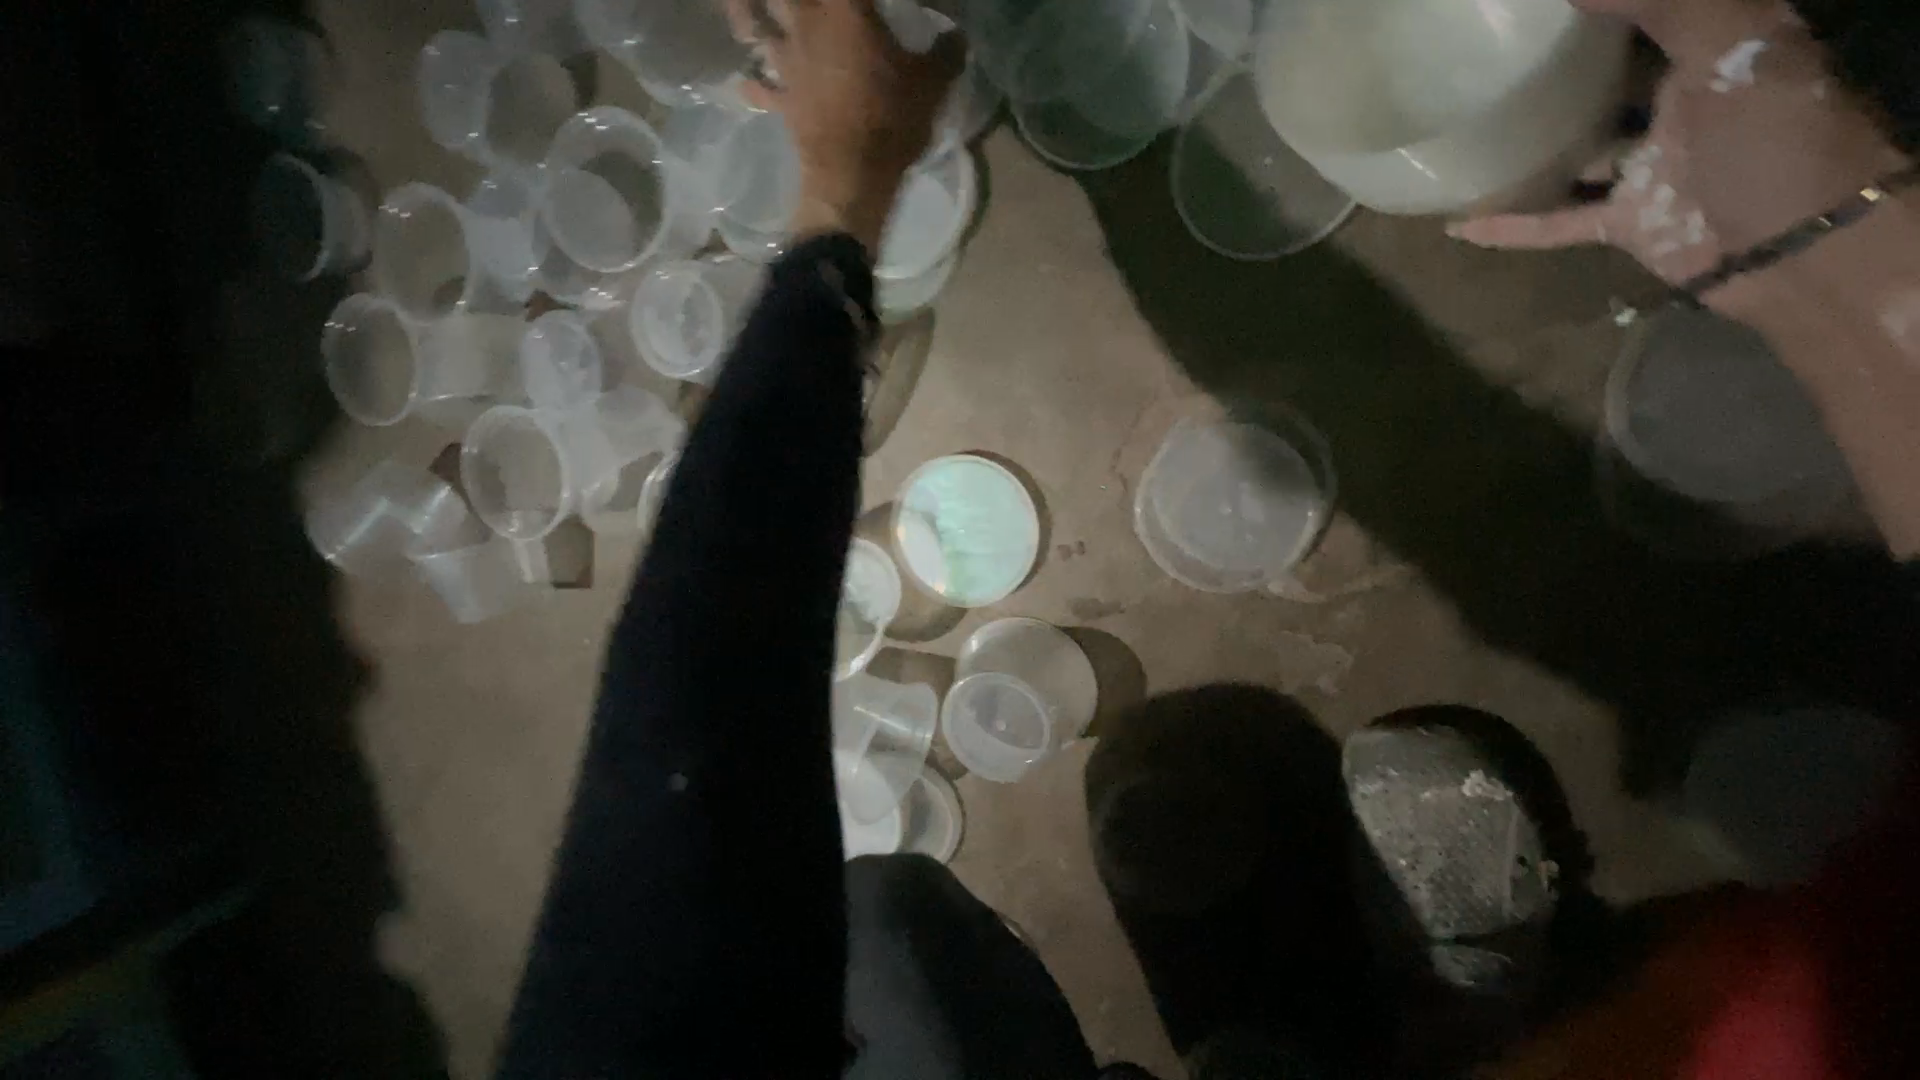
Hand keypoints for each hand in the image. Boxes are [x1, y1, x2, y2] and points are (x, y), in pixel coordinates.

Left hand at [729, 0, 965, 253]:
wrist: (853, 176)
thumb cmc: (893, 122)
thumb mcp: (932, 86)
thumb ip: (946, 55)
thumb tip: (958, 38)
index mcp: (847, 8)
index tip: (868, 3)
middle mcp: (809, 24)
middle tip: (807, 6)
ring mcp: (788, 62)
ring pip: (753, 23)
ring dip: (748, 14)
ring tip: (749, 12)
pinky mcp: (781, 100)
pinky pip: (757, 85)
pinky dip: (753, 81)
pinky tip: (752, 79)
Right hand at [1449, 0, 1910, 314]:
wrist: (1791, 246)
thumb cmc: (1770, 139)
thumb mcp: (1732, 48)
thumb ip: (1668, 6)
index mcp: (1714, 59)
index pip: (1659, 22)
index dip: (1609, 17)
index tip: (1549, 15)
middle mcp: (1679, 112)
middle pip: (1611, 90)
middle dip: (1566, 80)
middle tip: (1504, 71)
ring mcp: (1647, 173)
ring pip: (1577, 158)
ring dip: (1533, 156)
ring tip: (1476, 141)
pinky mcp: (1623, 225)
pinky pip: (1552, 225)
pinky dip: (1509, 228)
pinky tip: (1461, 224)